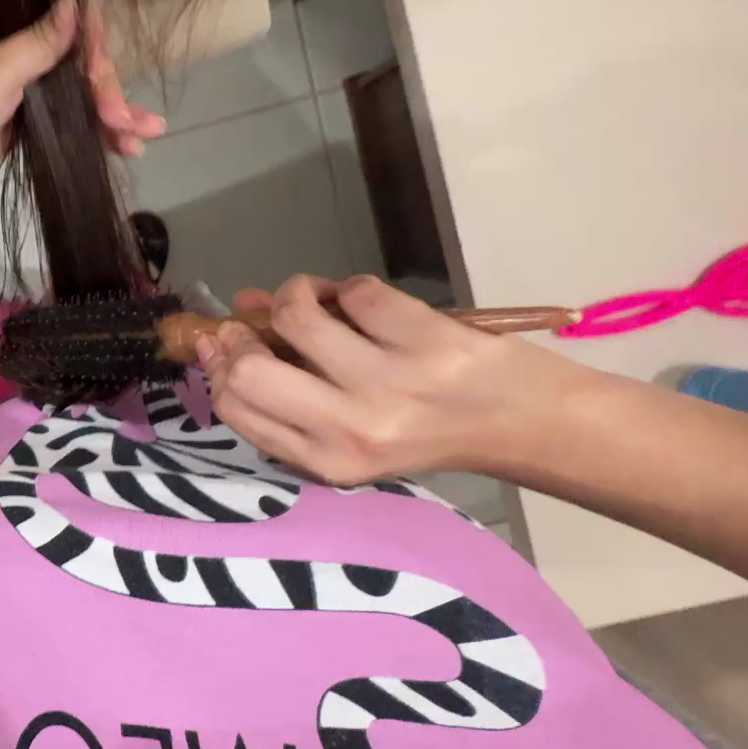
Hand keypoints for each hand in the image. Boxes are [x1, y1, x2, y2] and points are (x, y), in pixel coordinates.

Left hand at [0, 0, 167, 192]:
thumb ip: (40, 42)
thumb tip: (77, 0)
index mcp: (4, 28)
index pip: (63, 20)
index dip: (91, 44)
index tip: (103, 72)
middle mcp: (18, 52)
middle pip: (78, 61)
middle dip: (106, 90)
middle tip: (123, 120)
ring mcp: (26, 88)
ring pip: (80, 92)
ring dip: (113, 113)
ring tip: (143, 138)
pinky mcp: (31, 120)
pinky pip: (72, 118)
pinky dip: (97, 130)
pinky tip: (125, 145)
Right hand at [194, 274, 595, 483]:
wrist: (529, 426)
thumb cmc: (426, 432)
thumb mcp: (348, 433)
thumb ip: (287, 390)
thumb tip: (226, 327)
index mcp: (326, 460)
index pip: (235, 407)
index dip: (217, 366)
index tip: (226, 341)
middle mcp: (352, 429)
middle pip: (248, 371)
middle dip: (243, 334)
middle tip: (263, 321)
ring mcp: (391, 384)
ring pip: (297, 316)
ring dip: (296, 294)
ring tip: (313, 300)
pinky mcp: (428, 341)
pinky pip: (355, 292)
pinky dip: (350, 288)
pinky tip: (364, 303)